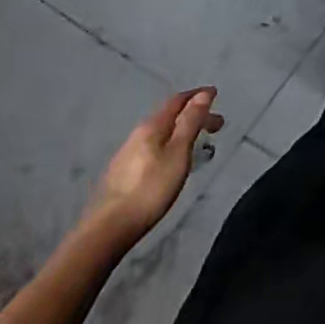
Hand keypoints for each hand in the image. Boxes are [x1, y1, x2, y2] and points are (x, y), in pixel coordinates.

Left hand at [82, 87, 222, 243]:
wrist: (108, 229)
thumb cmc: (150, 189)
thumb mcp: (178, 153)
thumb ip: (190, 122)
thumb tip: (203, 94)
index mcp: (152, 126)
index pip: (178, 101)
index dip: (197, 95)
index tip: (215, 94)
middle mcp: (138, 134)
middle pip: (170, 117)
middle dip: (194, 116)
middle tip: (216, 126)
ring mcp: (127, 154)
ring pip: (160, 134)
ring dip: (181, 132)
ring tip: (197, 144)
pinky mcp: (122, 174)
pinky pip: (152, 148)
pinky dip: (169, 146)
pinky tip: (171, 162)